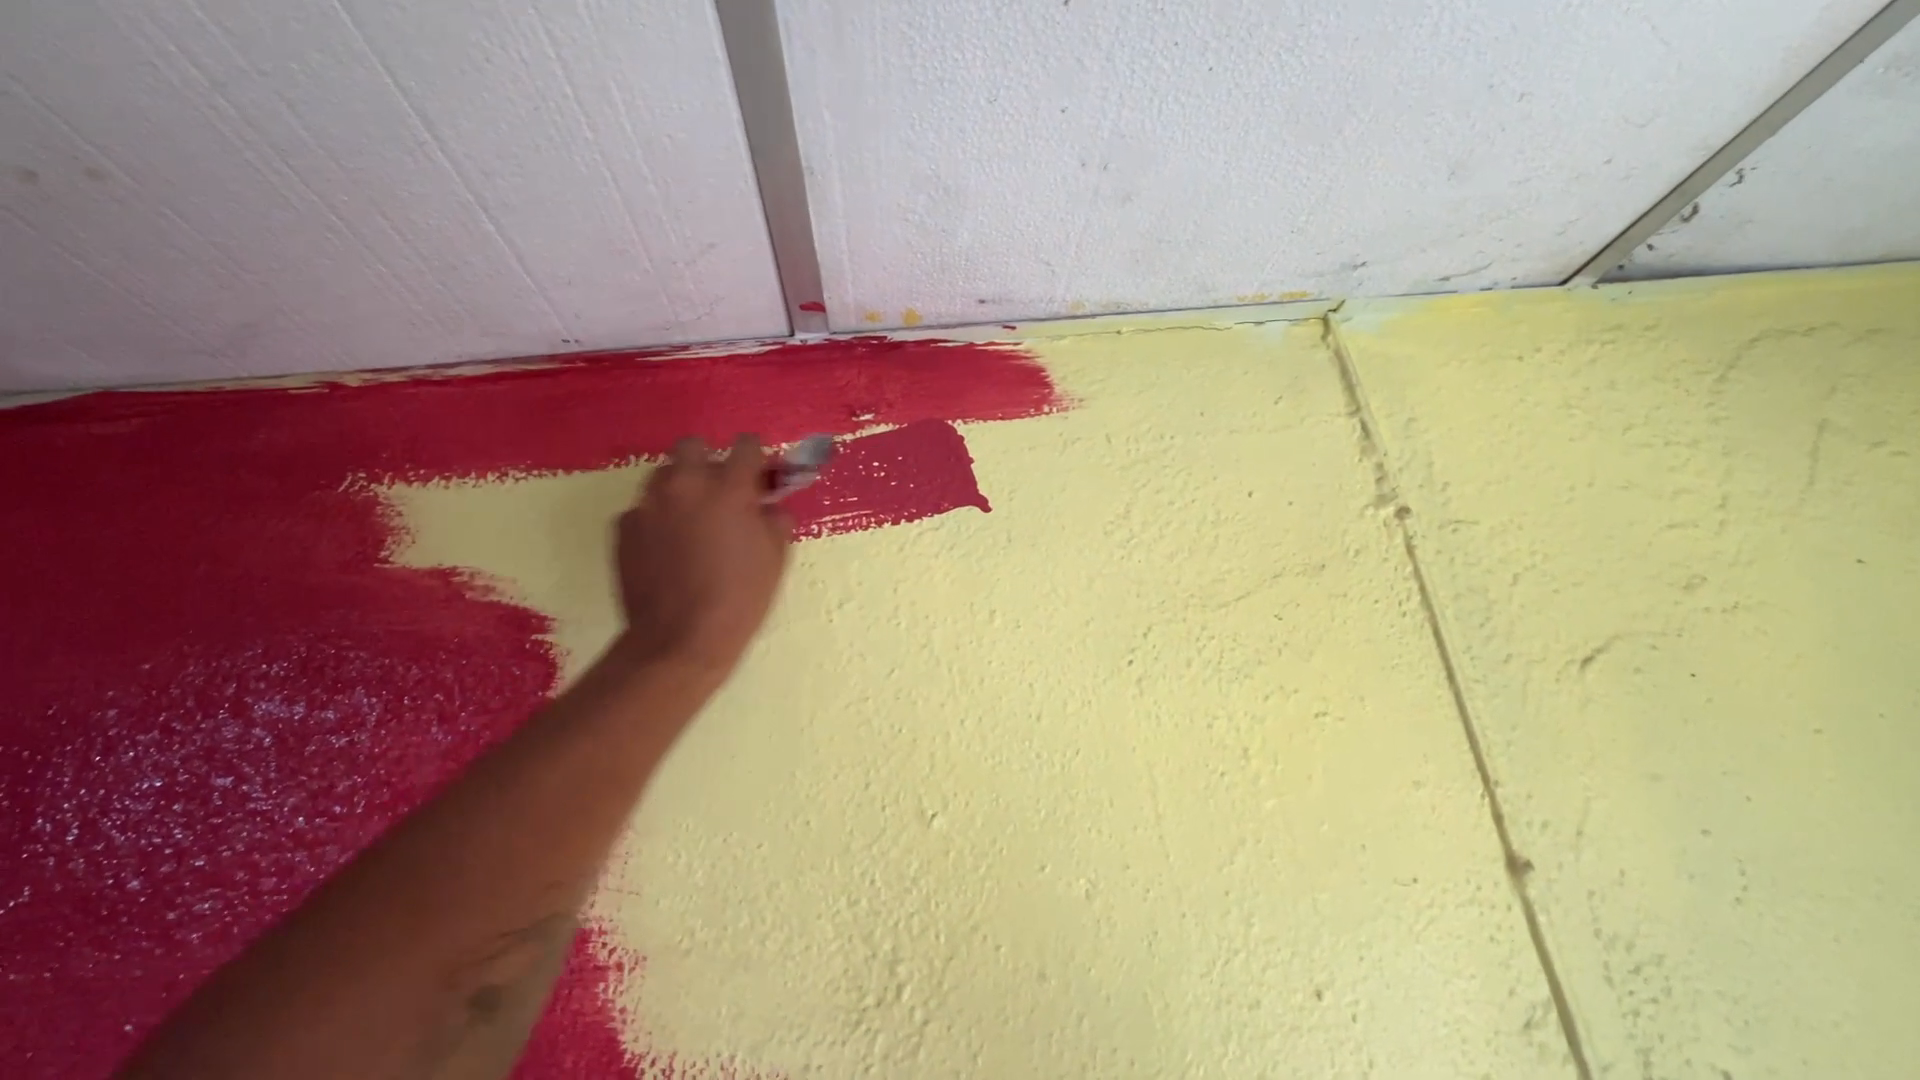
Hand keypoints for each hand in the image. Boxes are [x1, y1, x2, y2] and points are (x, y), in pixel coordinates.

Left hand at [612, 434, 791, 679]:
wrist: (679, 640)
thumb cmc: (739, 599)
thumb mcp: (776, 558)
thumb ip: (775, 518)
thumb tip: (768, 505)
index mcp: (728, 487)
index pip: (747, 444)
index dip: (757, 459)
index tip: (760, 478)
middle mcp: (685, 484)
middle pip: (694, 446)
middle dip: (710, 462)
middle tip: (721, 493)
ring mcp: (648, 504)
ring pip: (664, 475)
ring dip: (681, 487)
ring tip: (691, 521)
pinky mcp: (623, 527)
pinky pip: (644, 510)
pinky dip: (658, 520)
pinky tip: (668, 549)